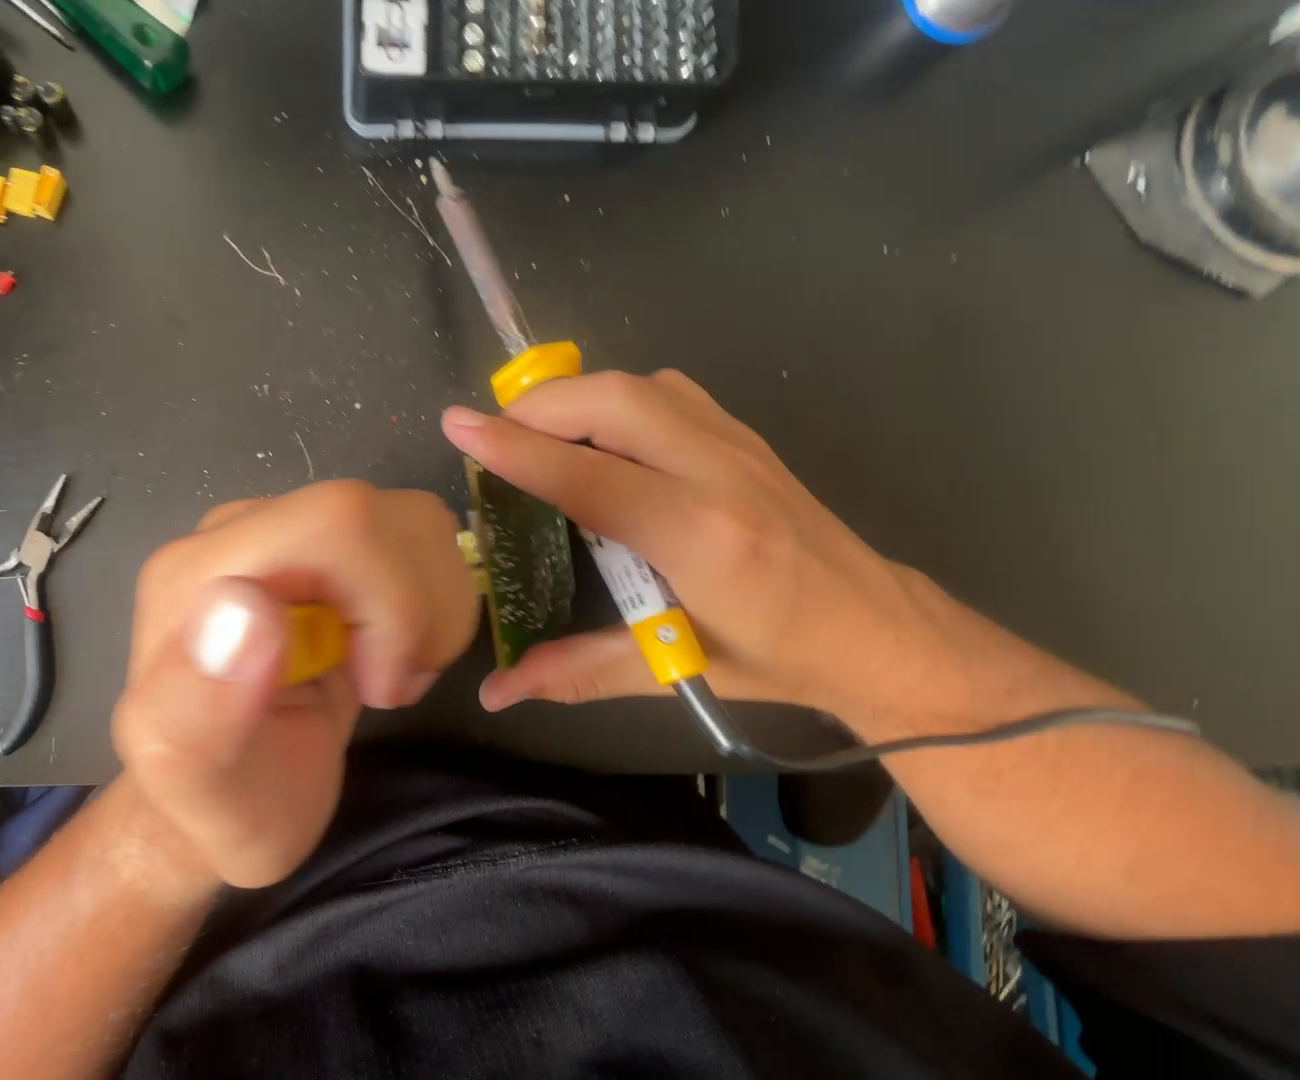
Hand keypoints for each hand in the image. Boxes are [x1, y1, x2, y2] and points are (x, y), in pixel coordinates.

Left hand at [112, 481, 477, 888]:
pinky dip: (435, 608)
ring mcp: (294, 545)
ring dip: (432, 609)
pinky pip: (418, 548)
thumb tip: (248, 605)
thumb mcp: (193, 783)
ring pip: (413, 523)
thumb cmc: (215, 806)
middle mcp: (244, 538)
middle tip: (387, 688)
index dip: (387, 600)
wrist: (231, 808)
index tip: (375, 687)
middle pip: (379, 515)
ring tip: (389, 677)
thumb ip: (200, 704)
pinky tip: (392, 660)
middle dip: (415, 610)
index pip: (333, 524)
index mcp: (200, 572)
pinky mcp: (335, 565)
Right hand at [441, 370, 1131, 736]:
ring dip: (579, 396)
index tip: (459, 426)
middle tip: (493, 433)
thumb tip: (496, 691)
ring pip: (644, 386)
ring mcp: (740, 447)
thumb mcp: (676, 668)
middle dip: (541, 406)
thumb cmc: (779, 659)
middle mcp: (720, 475)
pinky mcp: (748, 439)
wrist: (881, 634)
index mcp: (701, 538)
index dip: (517, 449)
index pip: (590, 477)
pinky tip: (602, 435)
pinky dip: (618, 399)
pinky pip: (671, 394)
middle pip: (616, 403)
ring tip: (538, 431)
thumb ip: (578, 672)